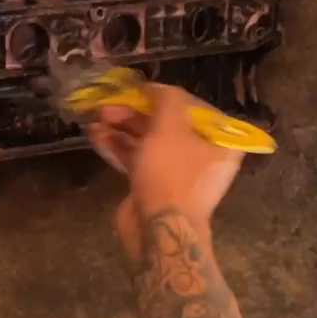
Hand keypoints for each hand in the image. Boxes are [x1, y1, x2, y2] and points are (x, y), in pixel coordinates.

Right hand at [87, 83, 243, 260]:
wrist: (159, 230)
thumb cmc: (171, 174)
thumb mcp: (170, 127)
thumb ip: (165, 100)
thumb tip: (154, 87)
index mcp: (219, 141)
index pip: (192, 108)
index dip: (162, 97)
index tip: (136, 91)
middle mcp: (202, 156)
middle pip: (166, 125)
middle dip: (134, 115)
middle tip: (108, 108)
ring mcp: (176, 174)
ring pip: (147, 143)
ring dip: (121, 130)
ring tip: (96, 121)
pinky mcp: (154, 187)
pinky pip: (137, 160)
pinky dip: (119, 148)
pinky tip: (97, 137)